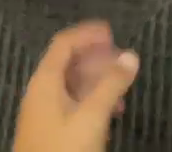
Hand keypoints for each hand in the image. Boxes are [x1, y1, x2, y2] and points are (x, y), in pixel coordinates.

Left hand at [13, 21, 140, 151]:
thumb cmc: (64, 150)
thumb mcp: (92, 117)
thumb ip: (111, 85)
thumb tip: (131, 55)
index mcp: (45, 80)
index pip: (65, 43)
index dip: (88, 34)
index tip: (112, 32)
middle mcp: (40, 91)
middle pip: (68, 62)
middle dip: (96, 57)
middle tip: (122, 60)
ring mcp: (43, 113)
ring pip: (71, 84)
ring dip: (96, 80)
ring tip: (122, 86)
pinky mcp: (49, 132)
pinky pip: (71, 103)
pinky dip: (91, 99)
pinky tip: (111, 111)